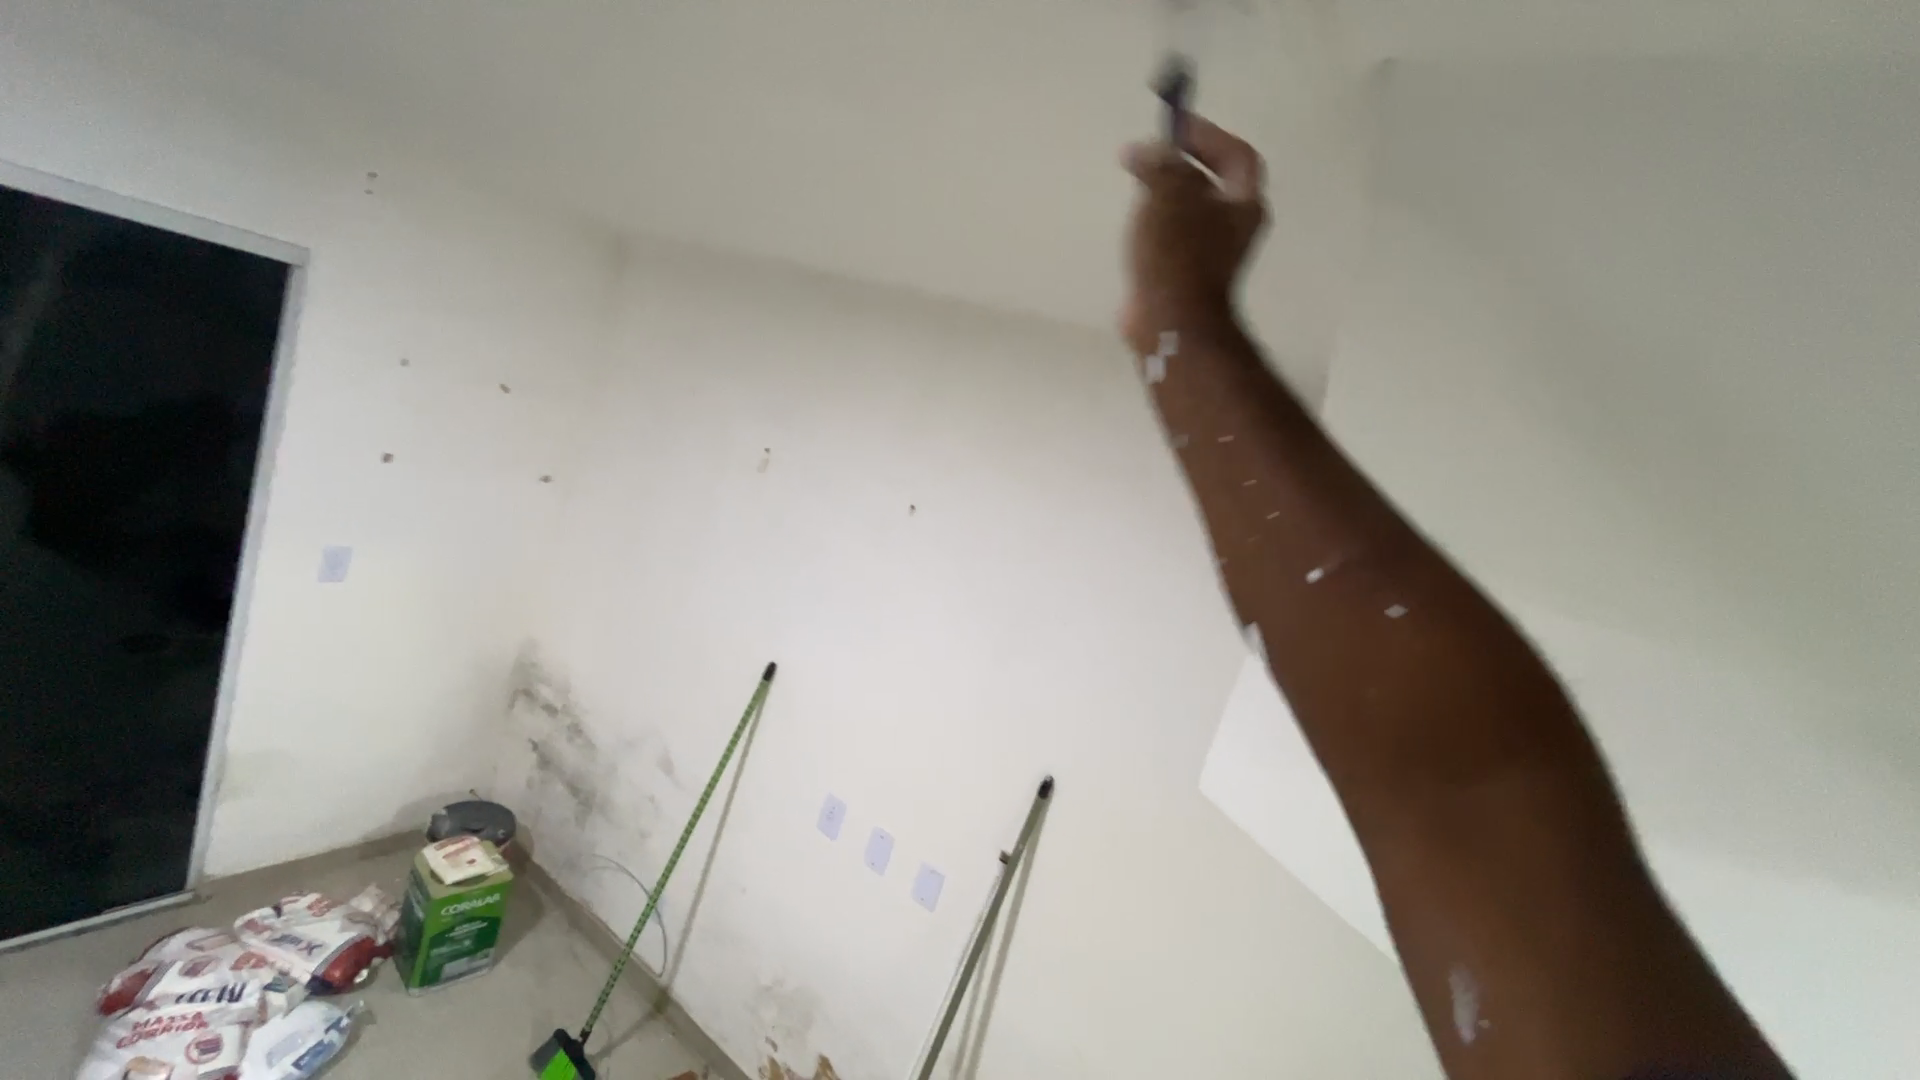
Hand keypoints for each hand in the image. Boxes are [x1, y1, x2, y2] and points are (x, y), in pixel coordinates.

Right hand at [1119, 115, 1267, 356]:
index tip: (1171, 126)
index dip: (1206, 135)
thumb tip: (1141, 151)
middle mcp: (1234, 229)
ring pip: (1188, 213)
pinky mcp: (1182, 278)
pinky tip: (1133, 229)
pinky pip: (1170, 241)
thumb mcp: (1169, 193)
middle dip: (1180, 166)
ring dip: (1164, 197)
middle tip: (1147, 157)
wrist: (1169, 323)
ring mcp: (1208, 257)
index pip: (1235, 154)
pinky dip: (1153, 228)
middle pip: (1211, 183)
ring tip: (1136, 189)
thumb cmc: (1177, 254)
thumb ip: (1159, 162)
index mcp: (1244, 205)